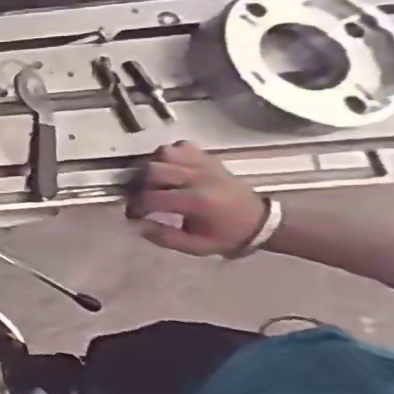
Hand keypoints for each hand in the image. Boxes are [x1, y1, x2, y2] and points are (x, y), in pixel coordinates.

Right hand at [126, 141, 266, 255]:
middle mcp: (198, 178)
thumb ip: (164, 237)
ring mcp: (204, 164)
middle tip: (140, 196)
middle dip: (138, 185)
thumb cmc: (226, 236)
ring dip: (151, 166)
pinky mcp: (208, 158)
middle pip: (153, 170)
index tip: (132, 215)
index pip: (151, 197)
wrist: (261, 222)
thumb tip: (137, 225)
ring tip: (152, 180)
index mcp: (196, 202)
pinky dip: (169, 154)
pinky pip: (180, 146)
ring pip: (164, 153)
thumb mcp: (197, 247)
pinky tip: (170, 167)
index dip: (135, 207)